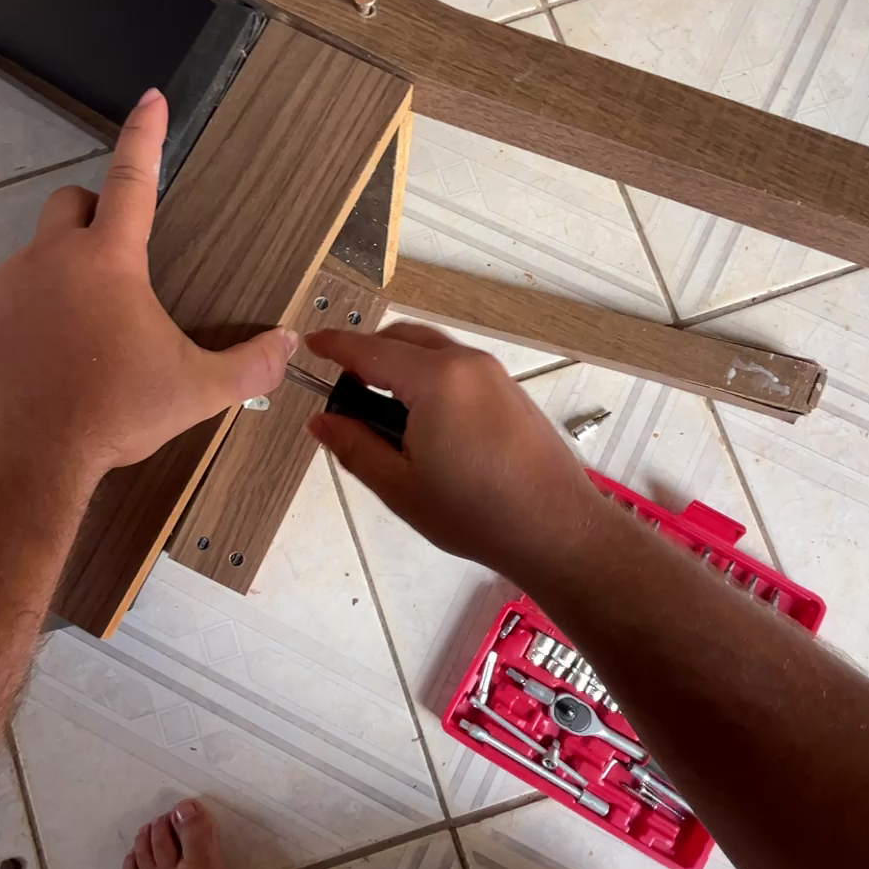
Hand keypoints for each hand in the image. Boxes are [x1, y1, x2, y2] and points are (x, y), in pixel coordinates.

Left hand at [0, 89, 296, 482]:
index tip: (152, 98)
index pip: (134, 179)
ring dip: (65, 275)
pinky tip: (47, 360)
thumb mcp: (195, 393)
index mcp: (109, 262)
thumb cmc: (114, 413)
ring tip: (85, 337)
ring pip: (39, 255)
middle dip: (97, 216)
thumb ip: (250, 367)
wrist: (22, 457)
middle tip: (118, 268)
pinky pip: (9, 296)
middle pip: (72, 202)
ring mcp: (6, 284)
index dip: (147, 135)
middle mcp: (52, 258)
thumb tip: (289, 345)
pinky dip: (33, 312)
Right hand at [305, 324, 613, 576]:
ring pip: (433, 350)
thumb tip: (322, 421)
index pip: (370, 350)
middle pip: (404, 339)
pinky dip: (429, 376)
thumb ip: (354, 447)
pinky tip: (424, 419)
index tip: (312, 343)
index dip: (335, 346)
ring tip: (383, 410)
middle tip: (346, 388)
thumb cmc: (476, 513)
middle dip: (368, 353)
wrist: (555, 529)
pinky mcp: (510, 390)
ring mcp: (494, 374)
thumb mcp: (400, 486)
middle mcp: (467, 364)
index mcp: (436, 380)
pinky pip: (457, 367)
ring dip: (401, 365)